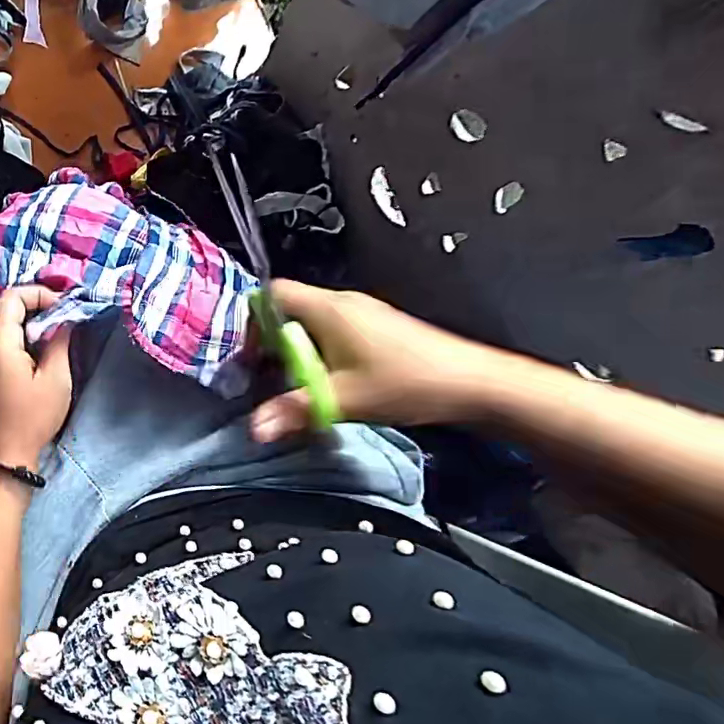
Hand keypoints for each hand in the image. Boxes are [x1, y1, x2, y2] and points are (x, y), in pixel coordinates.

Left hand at [0, 286, 73, 468]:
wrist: (5, 452)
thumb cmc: (32, 418)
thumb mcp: (56, 378)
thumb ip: (60, 342)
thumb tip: (65, 320)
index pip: (13, 297)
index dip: (39, 294)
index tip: (62, 306)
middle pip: (5, 306)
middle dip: (34, 303)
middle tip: (61, 315)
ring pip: (1, 321)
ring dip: (27, 319)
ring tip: (53, 332)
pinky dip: (19, 334)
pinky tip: (38, 349)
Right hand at [250, 279, 515, 441]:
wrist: (471, 381)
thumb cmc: (404, 382)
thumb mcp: (343, 399)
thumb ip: (295, 411)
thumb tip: (255, 429)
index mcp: (328, 309)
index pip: (273, 294)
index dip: (253, 322)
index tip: (252, 356)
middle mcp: (343, 302)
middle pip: (289, 309)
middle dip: (273, 342)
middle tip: (269, 377)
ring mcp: (362, 312)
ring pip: (311, 322)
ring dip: (298, 350)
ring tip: (298, 384)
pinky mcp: (376, 326)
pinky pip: (332, 330)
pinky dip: (320, 351)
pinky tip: (330, 381)